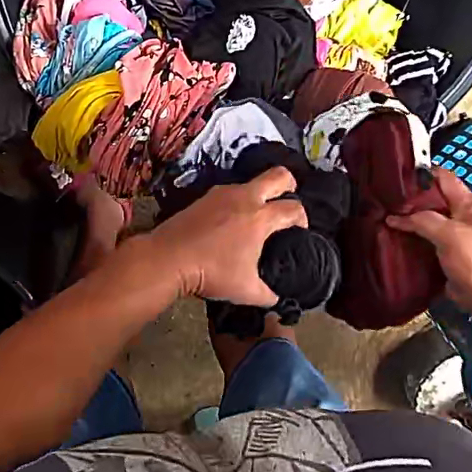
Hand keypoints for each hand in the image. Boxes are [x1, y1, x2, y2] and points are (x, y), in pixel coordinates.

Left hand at [138, 167, 307, 306]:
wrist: (168, 257)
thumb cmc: (211, 272)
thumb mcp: (247, 291)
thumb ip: (268, 293)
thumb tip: (275, 297)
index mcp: (260, 217)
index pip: (294, 207)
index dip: (303, 218)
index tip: (299, 231)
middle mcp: (243, 197)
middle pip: (278, 175)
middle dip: (289, 185)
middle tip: (286, 204)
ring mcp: (221, 193)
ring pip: (250, 183)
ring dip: (258, 194)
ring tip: (256, 217)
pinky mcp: (203, 197)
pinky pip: (228, 192)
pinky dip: (236, 202)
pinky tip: (230, 221)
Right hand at [385, 167, 471, 315]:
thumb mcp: (448, 234)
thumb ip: (420, 220)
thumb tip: (393, 218)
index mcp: (468, 203)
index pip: (441, 176)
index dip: (419, 173)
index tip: (394, 175)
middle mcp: (460, 214)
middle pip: (430, 197)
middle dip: (408, 197)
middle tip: (381, 198)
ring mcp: (453, 234)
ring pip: (424, 218)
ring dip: (406, 218)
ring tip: (381, 215)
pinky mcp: (445, 251)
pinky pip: (423, 238)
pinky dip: (409, 236)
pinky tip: (391, 236)